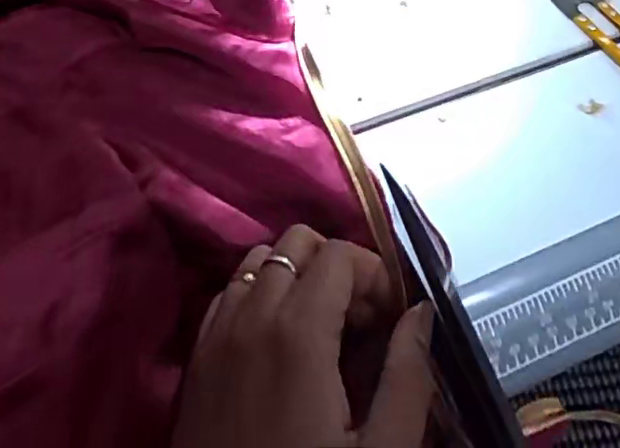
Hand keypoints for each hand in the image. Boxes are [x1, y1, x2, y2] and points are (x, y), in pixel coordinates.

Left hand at [169, 224, 434, 447]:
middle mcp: (251, 312)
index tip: (393, 315)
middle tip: (363, 320)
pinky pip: (231, 292)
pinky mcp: (198, 353)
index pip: (339, 255)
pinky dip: (260, 293)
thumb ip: (408, 377)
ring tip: (323, 326)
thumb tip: (420, 313)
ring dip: (296, 274)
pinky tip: (279, 340)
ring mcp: (218, 329)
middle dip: (336, 266)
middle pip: (296, 242)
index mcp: (297, 329)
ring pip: (259, 260)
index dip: (375, 274)